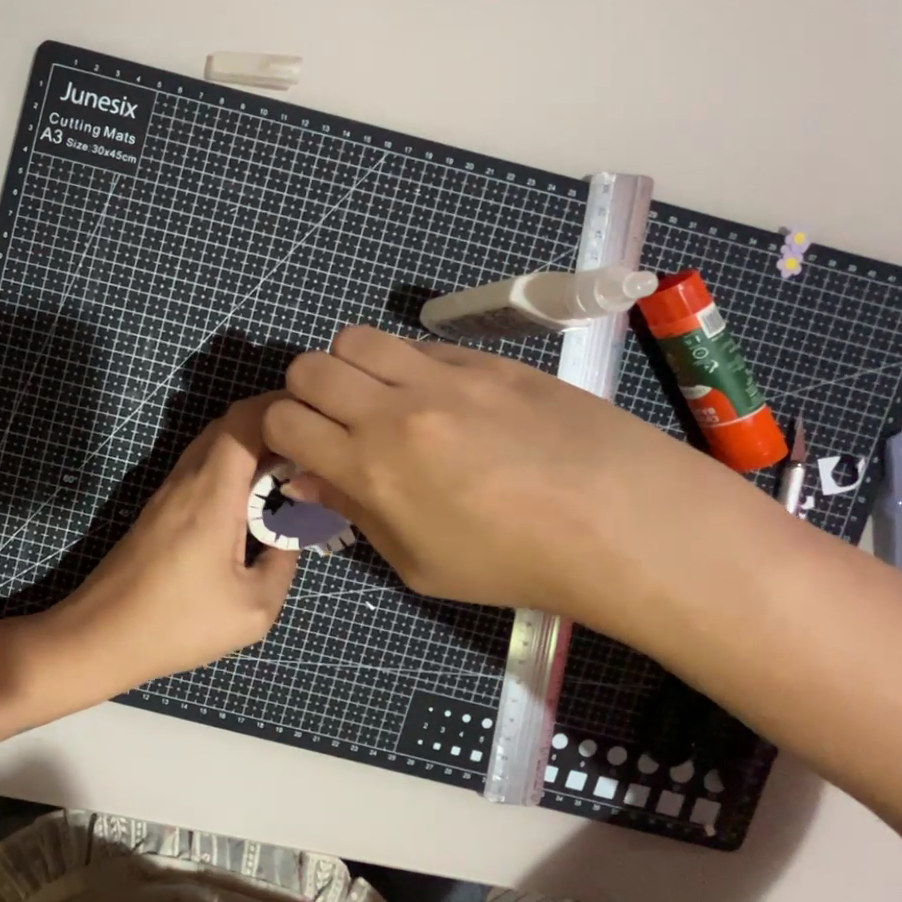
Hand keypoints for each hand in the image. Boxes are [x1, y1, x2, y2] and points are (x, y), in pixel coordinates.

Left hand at [46, 394, 299, 685]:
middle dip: (274, 425)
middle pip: (229, 425)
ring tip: (293, 471)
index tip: (320, 416)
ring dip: (251, 448)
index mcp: (211, 493)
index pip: (245, 419)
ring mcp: (166, 495)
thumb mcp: (254, 609)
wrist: (100, 636)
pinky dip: (232, 470)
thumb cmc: (178, 624)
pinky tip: (253, 500)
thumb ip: (284, 565)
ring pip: (212, 448)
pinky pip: (200, 472)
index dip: (283, 405)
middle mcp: (185, 481)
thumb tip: (291, 539)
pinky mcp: (157, 513)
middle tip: (316, 446)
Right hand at [266, 326, 768, 625]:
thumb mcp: (417, 563)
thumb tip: (306, 479)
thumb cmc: (512, 563)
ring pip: (356, 338)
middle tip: (331, 420)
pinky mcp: (488, 360)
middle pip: (307, 366)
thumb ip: (353, 513)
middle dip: (303, 393)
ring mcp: (444, 377)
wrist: (625, 524)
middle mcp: (394, 410)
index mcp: (369, 468)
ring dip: (350, 366)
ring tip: (379, 397)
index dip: (276, 432)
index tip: (296, 449)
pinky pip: (420, 343)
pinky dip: (407, 364)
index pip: (281, 420)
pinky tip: (439, 397)